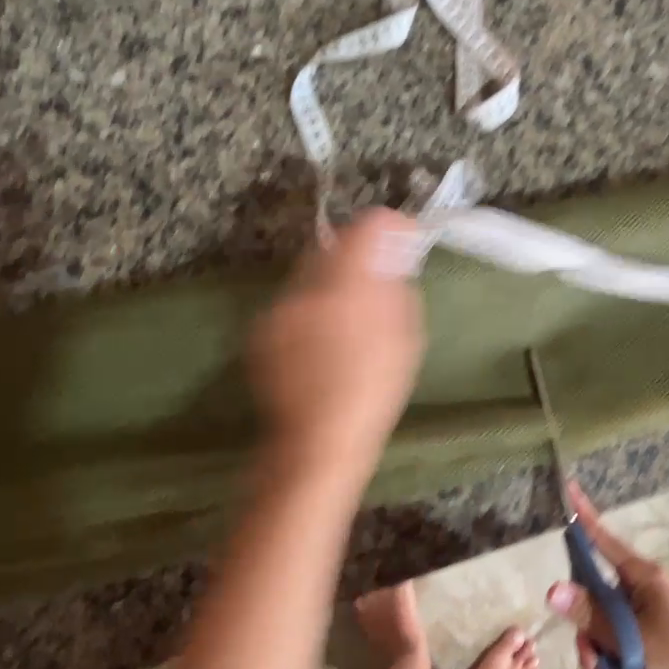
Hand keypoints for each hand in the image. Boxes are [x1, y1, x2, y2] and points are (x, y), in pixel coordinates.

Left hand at [249, 209, 423, 464]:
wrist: (318, 442)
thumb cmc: (375, 393)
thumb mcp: (406, 338)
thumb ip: (396, 288)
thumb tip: (394, 255)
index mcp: (349, 286)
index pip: (367, 228)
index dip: (389, 225)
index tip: (405, 234)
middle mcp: (308, 287)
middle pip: (333, 246)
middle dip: (357, 252)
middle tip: (380, 274)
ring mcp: (280, 308)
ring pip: (311, 275)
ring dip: (334, 281)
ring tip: (352, 312)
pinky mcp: (262, 330)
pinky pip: (294, 303)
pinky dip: (312, 307)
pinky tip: (324, 338)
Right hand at [546, 484, 668, 668]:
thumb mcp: (630, 638)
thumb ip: (590, 615)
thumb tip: (552, 587)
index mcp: (643, 578)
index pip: (605, 540)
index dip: (585, 518)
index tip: (569, 486)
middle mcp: (641, 593)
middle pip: (593, 599)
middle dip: (587, 635)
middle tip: (590, 664)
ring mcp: (644, 619)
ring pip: (600, 630)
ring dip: (597, 662)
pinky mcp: (646, 645)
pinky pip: (613, 651)